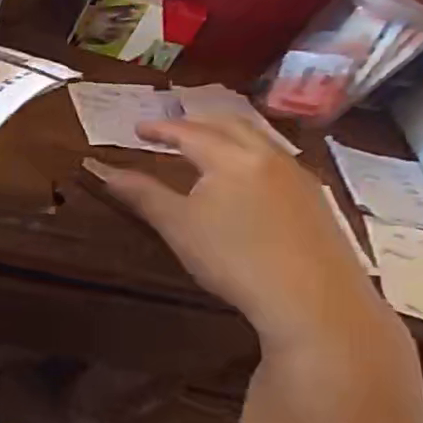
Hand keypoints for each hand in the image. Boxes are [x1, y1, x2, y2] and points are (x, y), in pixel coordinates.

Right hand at [84, 116, 388, 350]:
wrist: (313, 299)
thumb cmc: (234, 259)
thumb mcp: (179, 227)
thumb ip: (143, 195)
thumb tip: (107, 171)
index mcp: (230, 157)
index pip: (189, 132)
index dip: (161, 129)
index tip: (139, 129)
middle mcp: (267, 155)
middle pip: (228, 124)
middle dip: (197, 122)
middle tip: (173, 129)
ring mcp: (297, 175)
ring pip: (259, 139)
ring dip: (228, 133)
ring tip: (210, 143)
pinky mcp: (315, 198)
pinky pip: (277, 159)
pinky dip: (252, 154)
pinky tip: (250, 176)